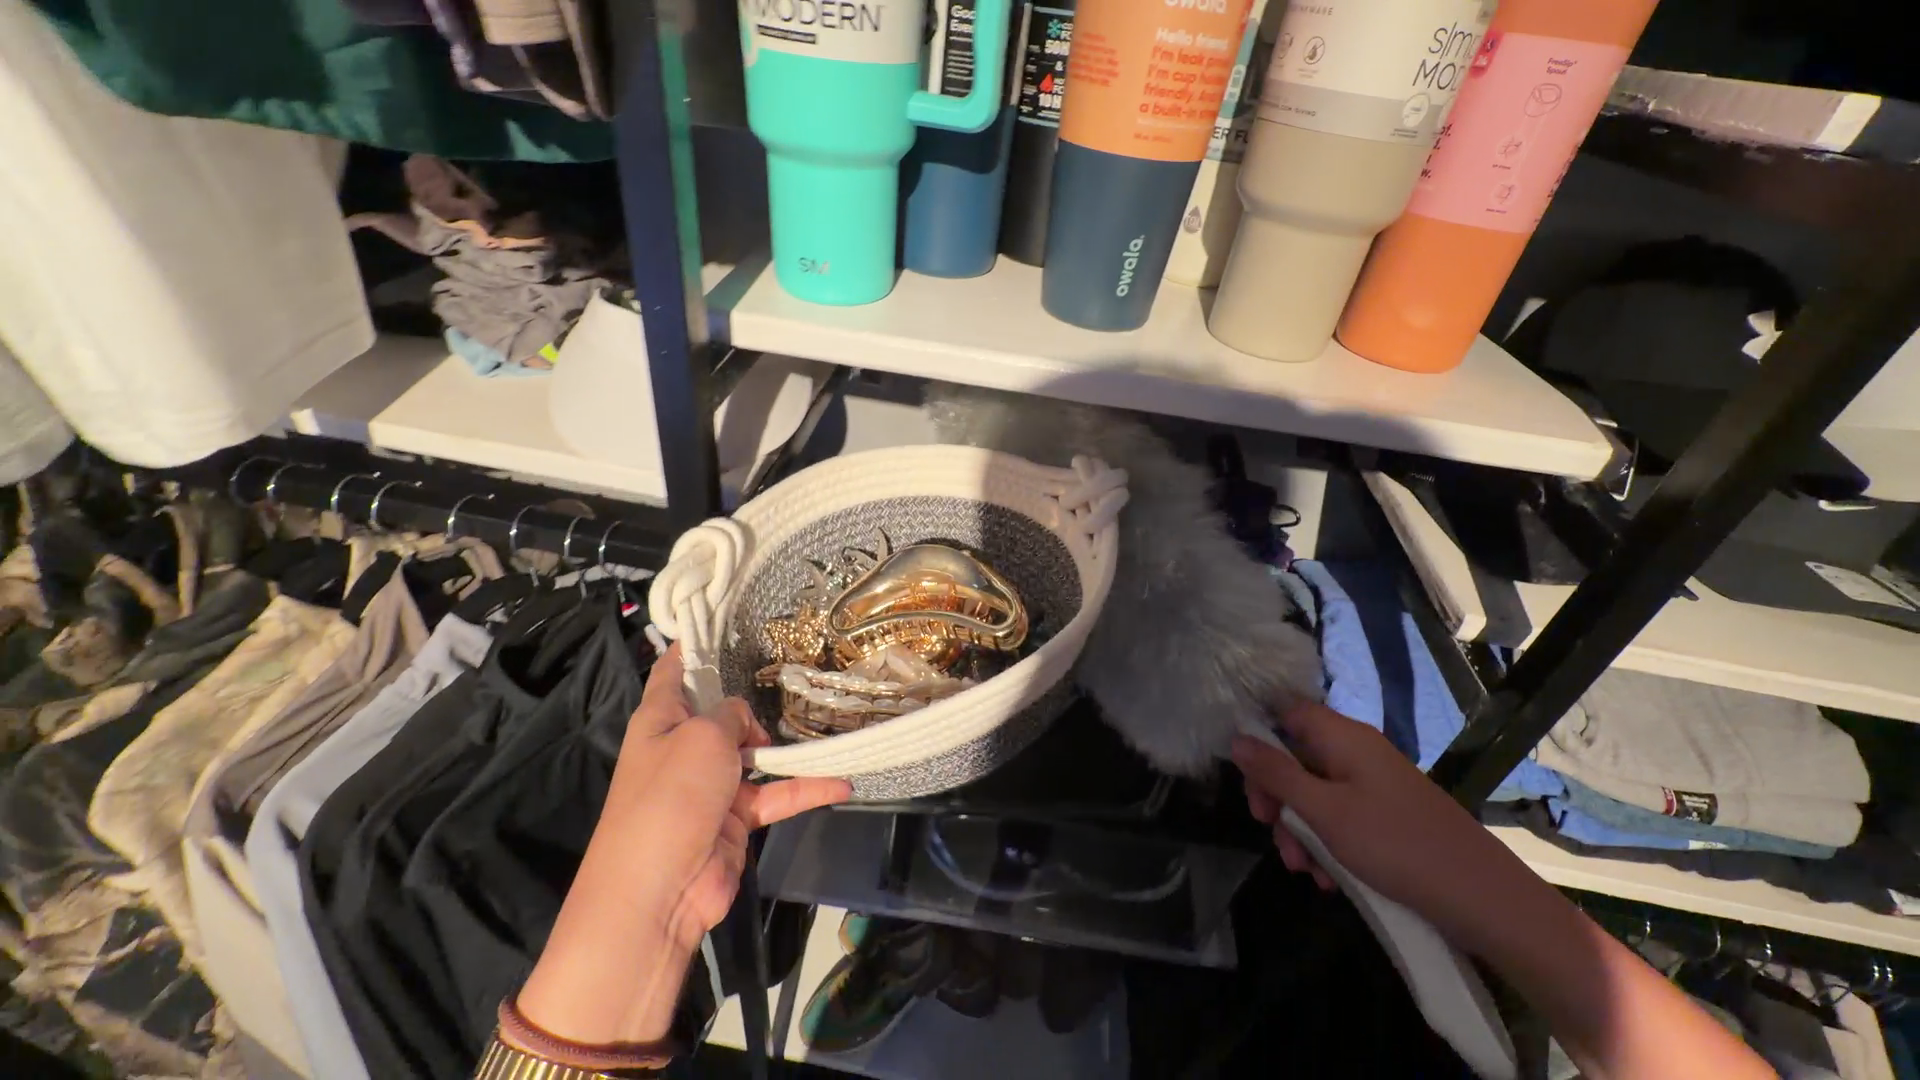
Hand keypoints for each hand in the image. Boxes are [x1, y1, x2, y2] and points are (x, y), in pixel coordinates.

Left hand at [516, 645, 851, 1046]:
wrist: (658, 889)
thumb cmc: (671, 794)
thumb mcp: (702, 736)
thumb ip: (730, 714)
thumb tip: (745, 720)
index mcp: (661, 719)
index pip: (675, 670)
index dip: (695, 644)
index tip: (726, 620)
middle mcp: (683, 746)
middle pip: (723, 711)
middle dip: (756, 695)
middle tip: (800, 668)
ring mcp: (710, 784)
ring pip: (755, 755)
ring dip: (786, 747)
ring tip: (828, 722)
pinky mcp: (734, 819)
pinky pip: (774, 795)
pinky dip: (804, 789)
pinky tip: (841, 781)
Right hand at [1232, 700, 1531, 947]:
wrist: (1481, 897)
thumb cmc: (1395, 845)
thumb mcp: (1324, 811)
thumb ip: (1276, 774)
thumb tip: (1236, 739)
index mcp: (1343, 737)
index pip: (1287, 710)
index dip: (1259, 732)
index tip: (1243, 771)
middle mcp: (1356, 753)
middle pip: (1295, 757)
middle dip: (1276, 797)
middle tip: (1269, 830)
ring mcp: (1373, 785)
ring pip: (1314, 795)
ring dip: (1299, 831)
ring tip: (1305, 870)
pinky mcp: (1386, 817)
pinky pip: (1340, 819)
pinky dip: (1327, 845)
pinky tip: (1329, 879)